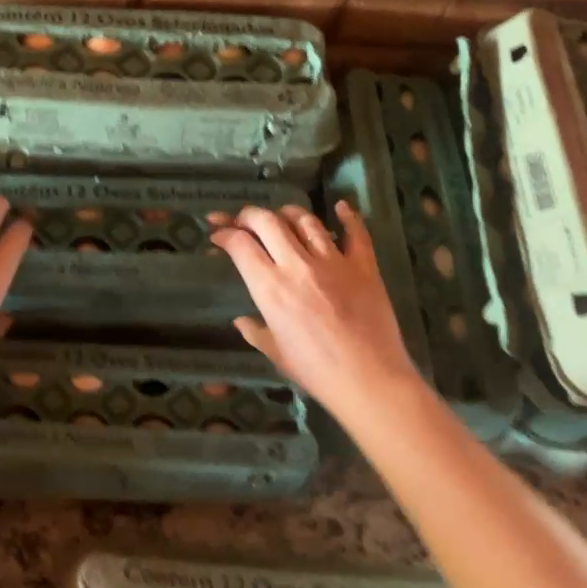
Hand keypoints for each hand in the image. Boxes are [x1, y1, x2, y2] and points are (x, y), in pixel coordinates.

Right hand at [210, 201, 422, 411]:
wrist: (368, 380)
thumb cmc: (315, 371)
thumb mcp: (276, 352)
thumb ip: (256, 331)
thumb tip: (241, 321)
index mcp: (270, 287)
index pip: (240, 244)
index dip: (225, 234)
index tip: (218, 236)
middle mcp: (298, 265)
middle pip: (268, 221)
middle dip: (248, 215)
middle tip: (242, 221)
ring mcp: (333, 261)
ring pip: (306, 221)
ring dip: (288, 214)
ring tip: (281, 217)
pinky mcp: (364, 266)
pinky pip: (356, 233)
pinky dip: (348, 216)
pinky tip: (340, 207)